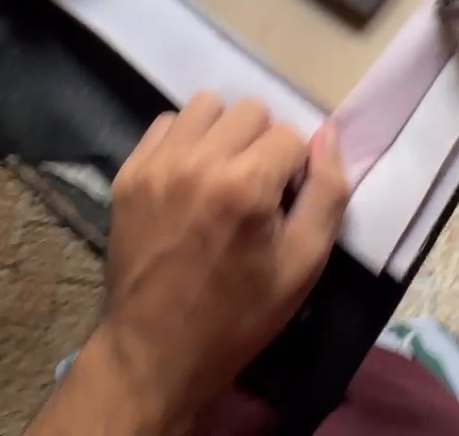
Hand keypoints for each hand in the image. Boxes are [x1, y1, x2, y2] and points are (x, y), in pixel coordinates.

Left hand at [84, 94, 350, 431]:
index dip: (294, 168)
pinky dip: (184, 140)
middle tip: (253, 187)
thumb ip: (327, 193)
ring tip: (220, 174)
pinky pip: (167, 123)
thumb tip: (328, 133)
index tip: (281, 202)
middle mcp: (199, 161)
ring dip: (223, 132)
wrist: (154, 352)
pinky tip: (187, 178)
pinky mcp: (129, 171)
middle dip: (262, 143)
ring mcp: (158, 163)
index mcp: (246, 185)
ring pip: (207, 105)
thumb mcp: (303, 266)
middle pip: (251, 110)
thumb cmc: (239, 315)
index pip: (291, 135)